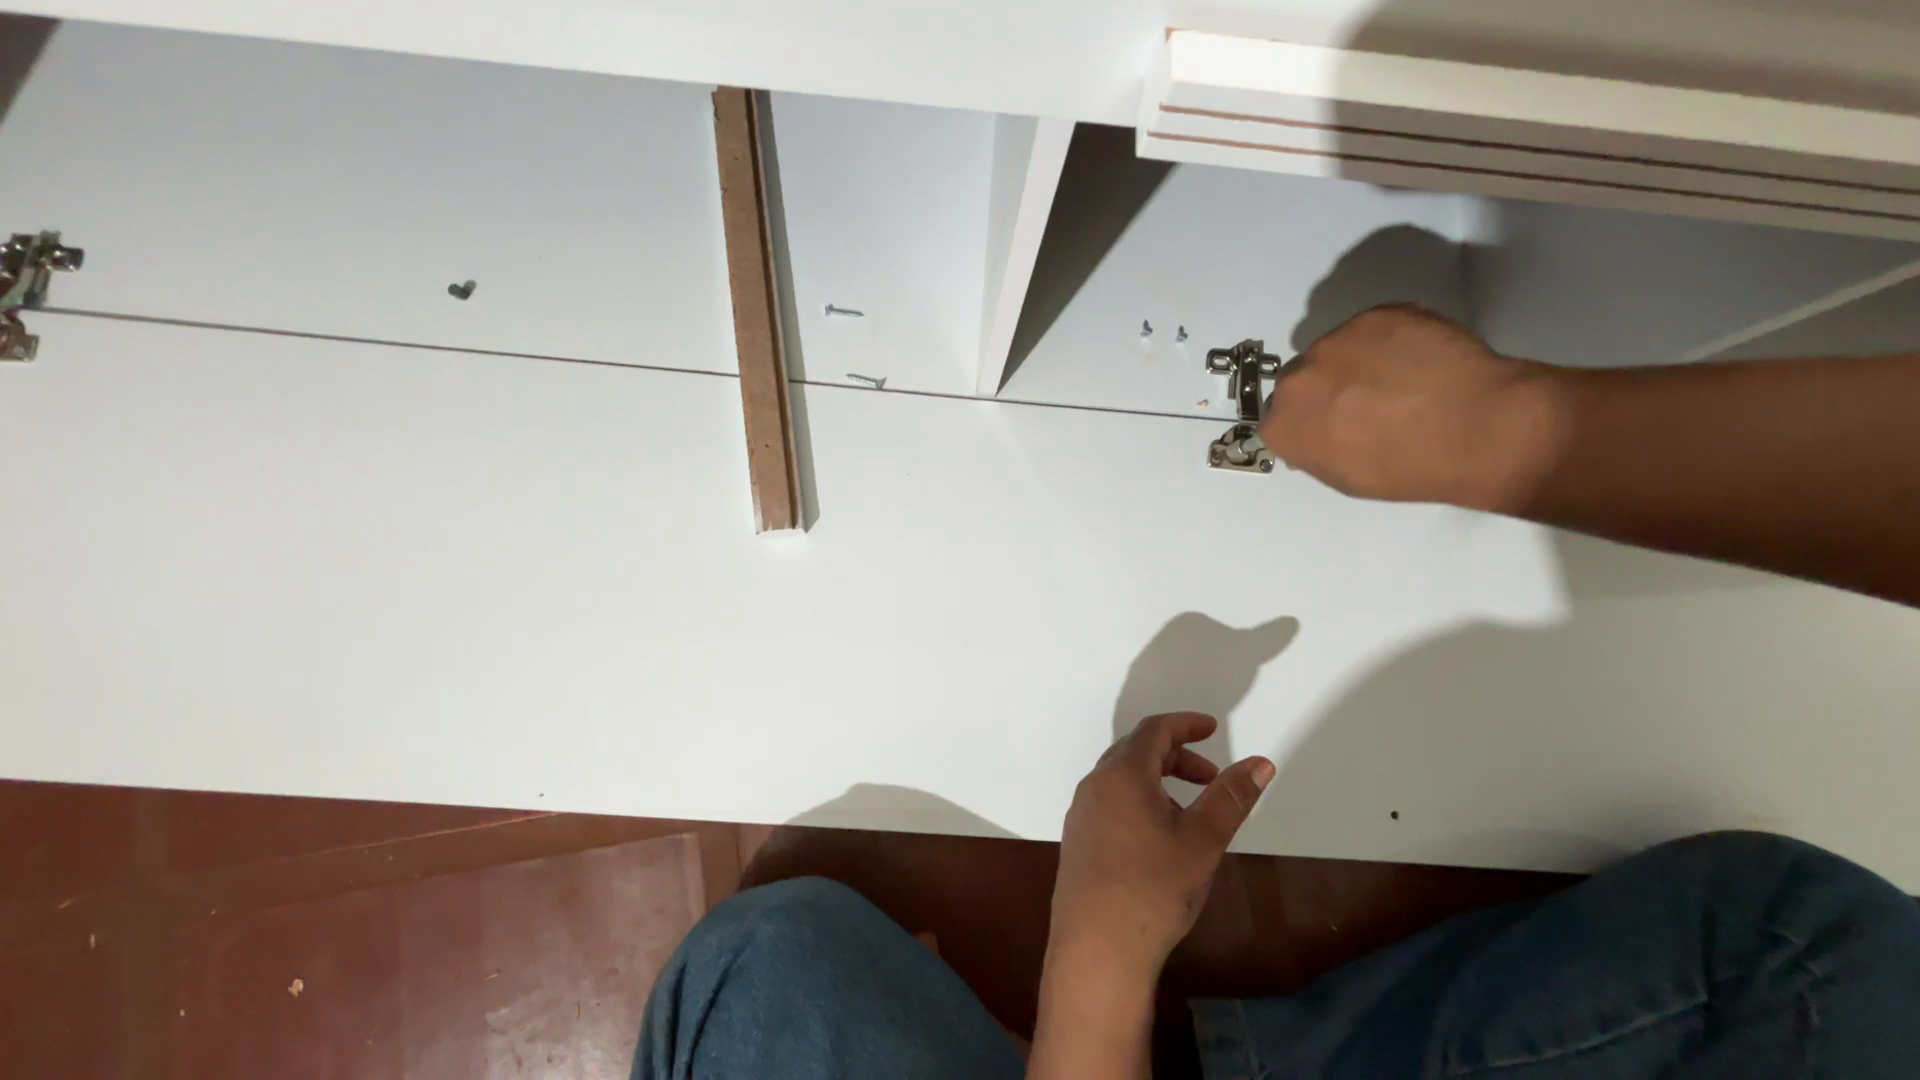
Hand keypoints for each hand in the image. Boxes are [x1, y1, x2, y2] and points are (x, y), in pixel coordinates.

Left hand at [1050, 712, 1273, 977]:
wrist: (1097, 947)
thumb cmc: (1153, 887)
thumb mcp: (1203, 840)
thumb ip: (1231, 797)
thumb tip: (1261, 763)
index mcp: (1122, 774)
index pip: (1153, 731)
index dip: (1185, 725)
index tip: (1212, 728)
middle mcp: (1095, 786)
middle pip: (1135, 752)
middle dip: (1176, 757)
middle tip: (1211, 779)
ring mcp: (1081, 815)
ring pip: (1122, 780)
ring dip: (1159, 783)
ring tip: (1192, 815)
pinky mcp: (1077, 842)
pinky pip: (1110, 804)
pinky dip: (1139, 803)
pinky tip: (1160, 841)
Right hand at [1261, 304, 1560, 510]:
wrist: (1472, 428)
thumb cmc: (1406, 468)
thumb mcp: (1346, 478)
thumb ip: (1316, 449)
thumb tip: (1320, 432)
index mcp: (1282, 425)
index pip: (1280, 419)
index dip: (1309, 422)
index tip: (1334, 428)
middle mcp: (1296, 379)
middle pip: (1301, 378)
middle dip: (1325, 388)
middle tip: (1367, 402)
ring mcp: (1334, 341)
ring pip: (1336, 349)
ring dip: (1357, 361)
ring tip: (1401, 379)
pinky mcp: (1374, 315)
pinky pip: (1372, 327)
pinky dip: (1390, 340)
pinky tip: (1420, 359)